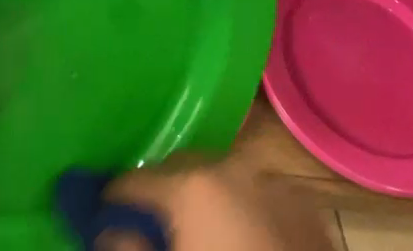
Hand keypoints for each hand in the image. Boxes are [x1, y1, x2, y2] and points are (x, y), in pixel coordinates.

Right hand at [96, 159, 304, 250]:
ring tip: (199, 243)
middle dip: (160, 204)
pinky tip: (239, 250)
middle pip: (177, 175)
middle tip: (154, 238)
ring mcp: (276, 189)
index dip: (111, 208)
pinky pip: (257, 205)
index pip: (130, 183)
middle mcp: (233, 170)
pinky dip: (240, 220)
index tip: (105, 230)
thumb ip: (128, 249)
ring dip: (202, 210)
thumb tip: (111, 231)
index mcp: (192, 187)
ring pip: (220, 186)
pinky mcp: (307, 216)